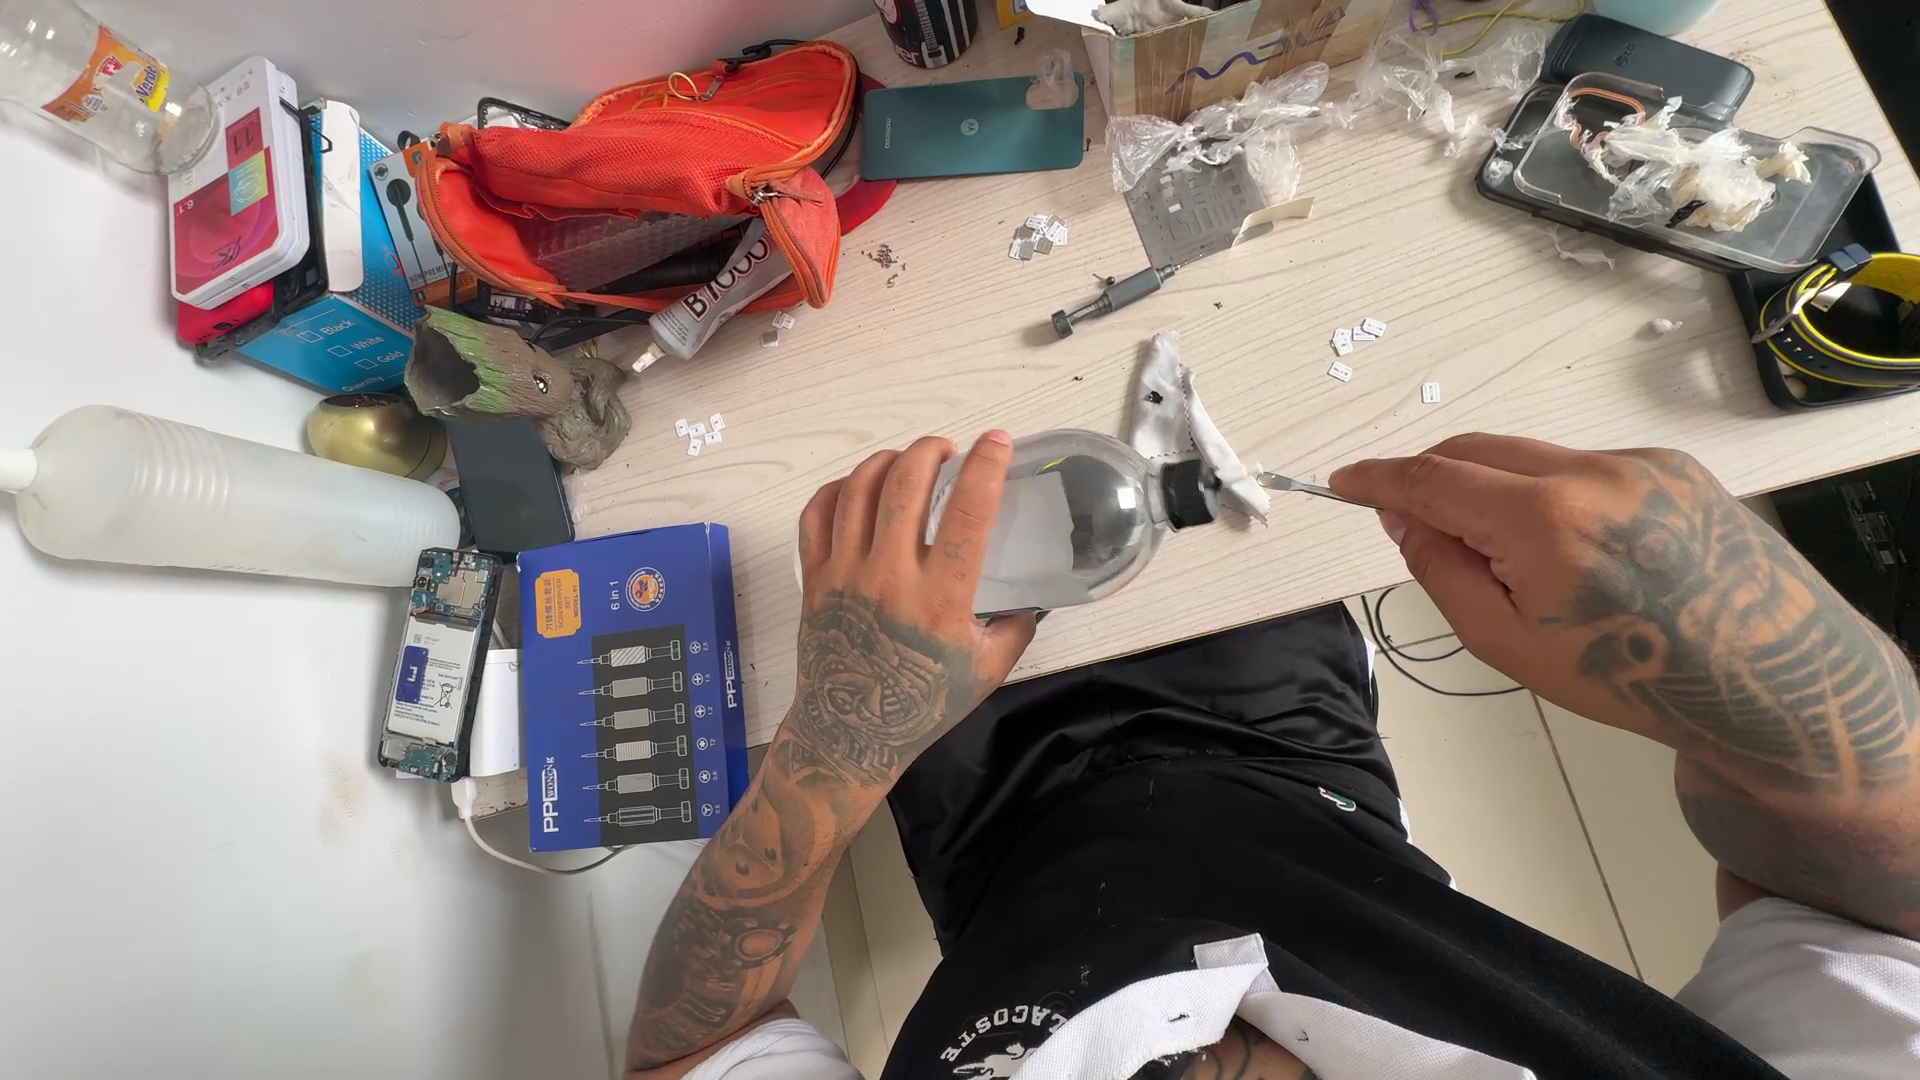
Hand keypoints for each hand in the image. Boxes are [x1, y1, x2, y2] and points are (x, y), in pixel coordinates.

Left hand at [785, 433, 1037, 788]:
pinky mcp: (814, 579)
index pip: (969, 513)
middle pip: (905, 483)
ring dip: (888, 460)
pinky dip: (838, 488)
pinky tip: (858, 486)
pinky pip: (816, 514)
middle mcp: (890, 576)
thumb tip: (1030, 597)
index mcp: (941, 598)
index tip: (997, 442)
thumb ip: (1016, 628)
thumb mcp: (988, 671)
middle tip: (947, 451)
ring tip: (908, 461)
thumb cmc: (923, 706)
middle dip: (931, 450)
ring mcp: (845, 573)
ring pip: (858, 488)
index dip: (987, 467)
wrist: (851, 734)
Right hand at [1329, 434, 1914, 795]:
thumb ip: (1438, 566)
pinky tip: (1557, 543)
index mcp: (1546, 520)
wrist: (1775, 684)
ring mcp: (1640, 464)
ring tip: (1498, 550)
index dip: (1379, 477)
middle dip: (1427, 477)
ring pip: (1521, 454)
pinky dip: (1535, 489)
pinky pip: (1570, 463)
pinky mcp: (1671, 468)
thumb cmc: (1623, 674)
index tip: (1343, 481)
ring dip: (1483, 486)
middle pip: (1472, 449)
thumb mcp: (1500, 637)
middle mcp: (1594, 472)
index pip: (1433, 478)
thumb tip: (1403, 517)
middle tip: (1411, 523)